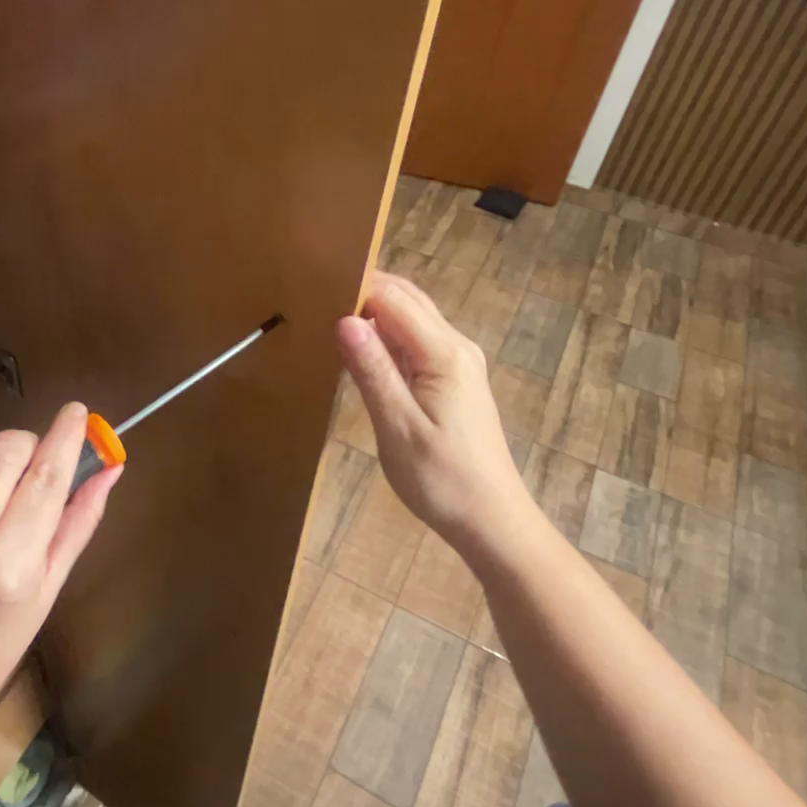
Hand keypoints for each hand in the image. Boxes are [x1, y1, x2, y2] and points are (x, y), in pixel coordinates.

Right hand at [335, 271, 529, 551]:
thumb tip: (344, 319)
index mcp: (443, 354)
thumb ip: (372, 370)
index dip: (356, 286)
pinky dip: (387, 336)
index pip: (394, 298)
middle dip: (364, 290)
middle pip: (406, 299)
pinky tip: (360, 350)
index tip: (315, 287)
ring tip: (329, 316)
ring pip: (412, 318)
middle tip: (316, 295)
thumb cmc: (441, 479)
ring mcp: (458, 363)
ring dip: (374, 312)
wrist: (491, 520)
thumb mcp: (398, 427)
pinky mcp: (454, 379)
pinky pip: (416, 341)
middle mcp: (456, 347)